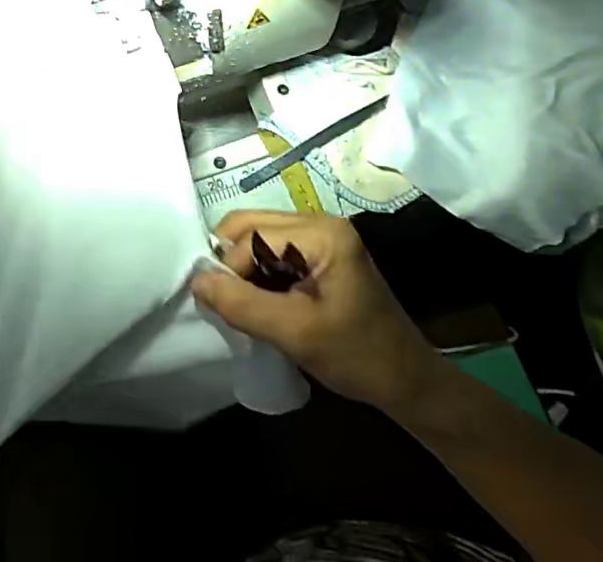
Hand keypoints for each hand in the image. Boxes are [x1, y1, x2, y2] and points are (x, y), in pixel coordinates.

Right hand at [191, 210, 446, 413]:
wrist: (405, 380)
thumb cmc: (356, 355)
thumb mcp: (295, 333)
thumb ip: (242, 305)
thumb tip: (196, 282)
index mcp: (322, 232)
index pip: (252, 235)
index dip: (229, 268)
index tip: (221, 307)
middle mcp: (319, 222)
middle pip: (251, 226)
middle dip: (231, 261)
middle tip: (224, 301)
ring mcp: (320, 236)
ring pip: (258, 238)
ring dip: (243, 269)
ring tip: (241, 305)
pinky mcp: (318, 254)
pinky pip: (272, 251)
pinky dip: (257, 274)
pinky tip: (258, 302)